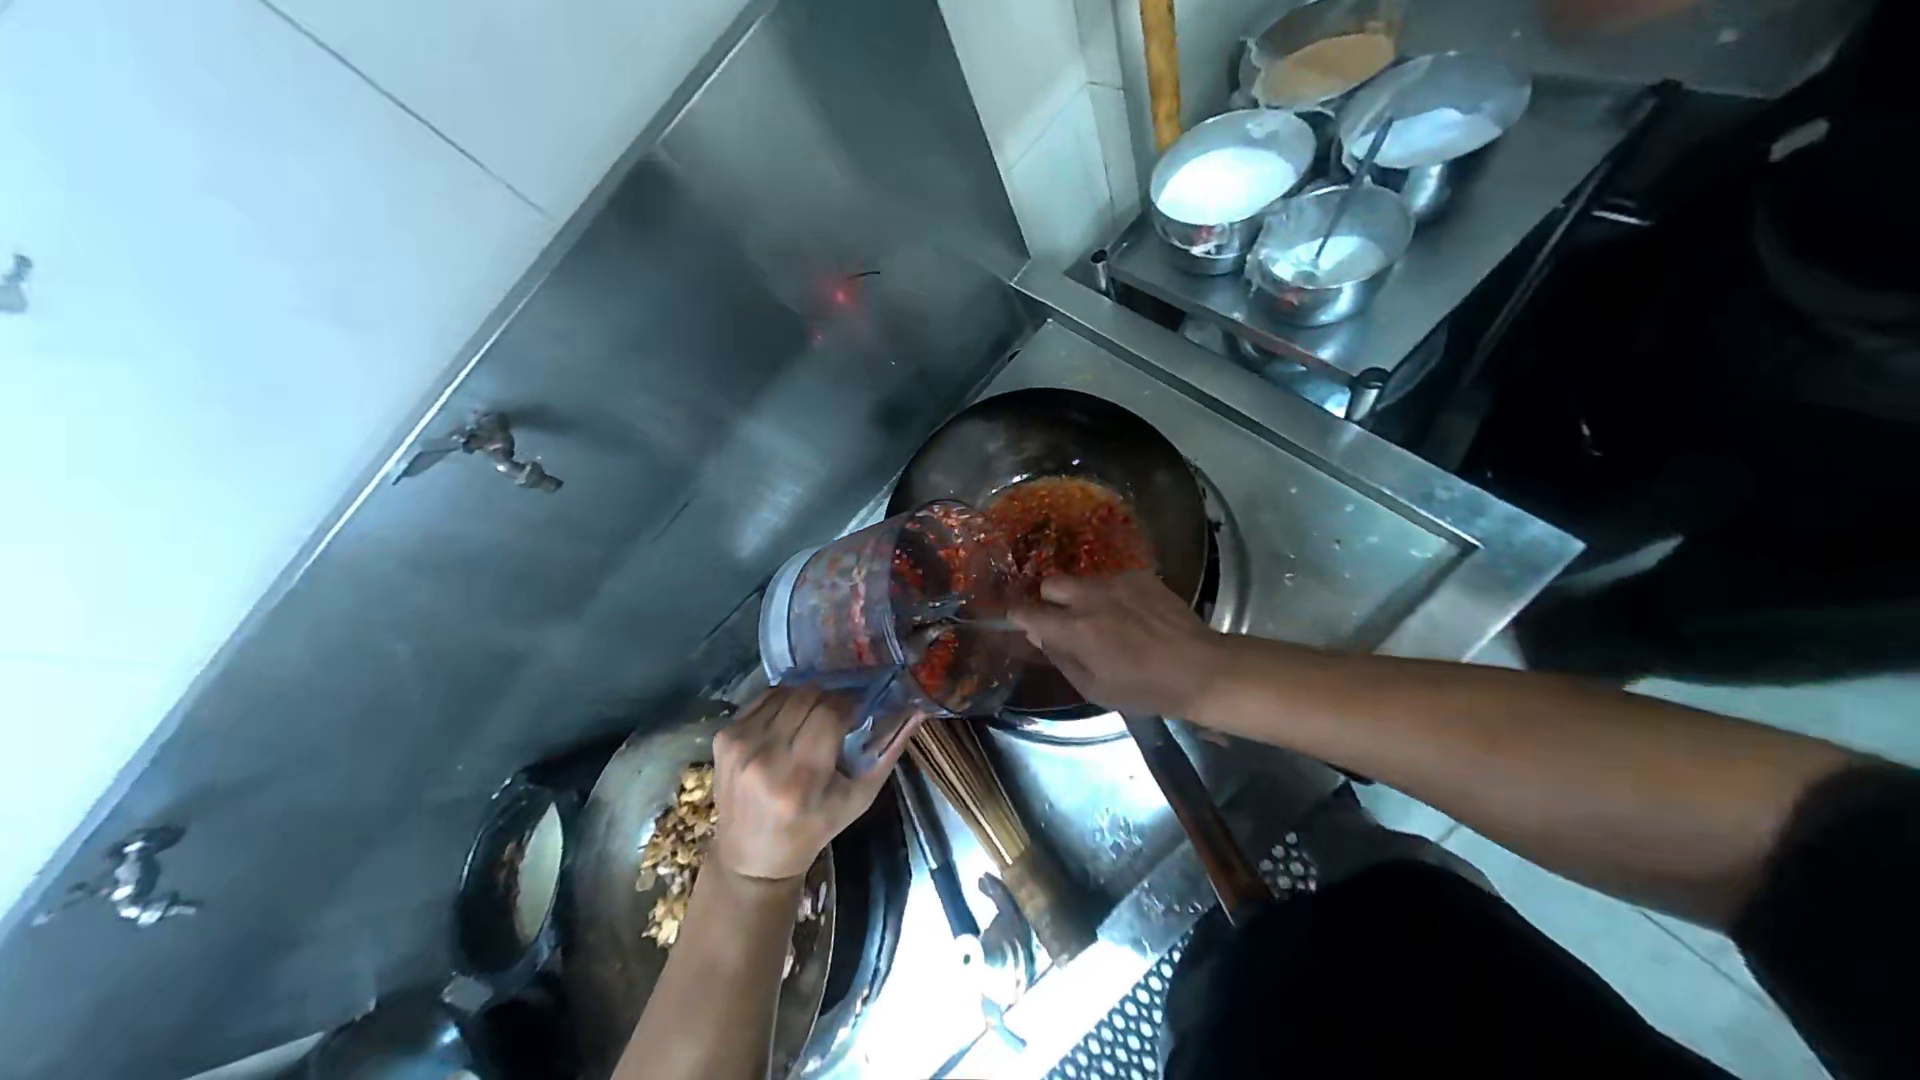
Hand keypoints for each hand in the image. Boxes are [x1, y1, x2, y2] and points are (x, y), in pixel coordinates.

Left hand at [711, 687, 905, 881]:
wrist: (752, 857)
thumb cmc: (813, 830)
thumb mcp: (857, 799)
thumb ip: (886, 752)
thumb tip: (914, 710)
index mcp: (799, 779)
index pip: (830, 713)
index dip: (850, 702)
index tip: (861, 706)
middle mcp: (764, 757)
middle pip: (807, 697)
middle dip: (831, 696)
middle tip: (843, 708)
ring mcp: (739, 744)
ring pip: (785, 693)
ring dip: (807, 696)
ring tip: (818, 714)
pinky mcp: (723, 737)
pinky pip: (763, 699)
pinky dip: (783, 702)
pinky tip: (792, 719)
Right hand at [1010, 572, 1223, 716]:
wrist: (1200, 668)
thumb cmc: (1143, 688)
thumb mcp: (1093, 688)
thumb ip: (1060, 657)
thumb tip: (1038, 633)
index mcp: (1075, 628)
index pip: (1028, 612)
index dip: (1018, 616)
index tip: (1020, 621)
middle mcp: (1090, 597)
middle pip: (1050, 583)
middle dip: (1049, 599)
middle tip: (1065, 619)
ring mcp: (1117, 582)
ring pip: (1082, 580)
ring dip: (1082, 596)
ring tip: (1105, 619)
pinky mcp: (1140, 576)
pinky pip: (1112, 579)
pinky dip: (1112, 594)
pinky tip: (1132, 613)